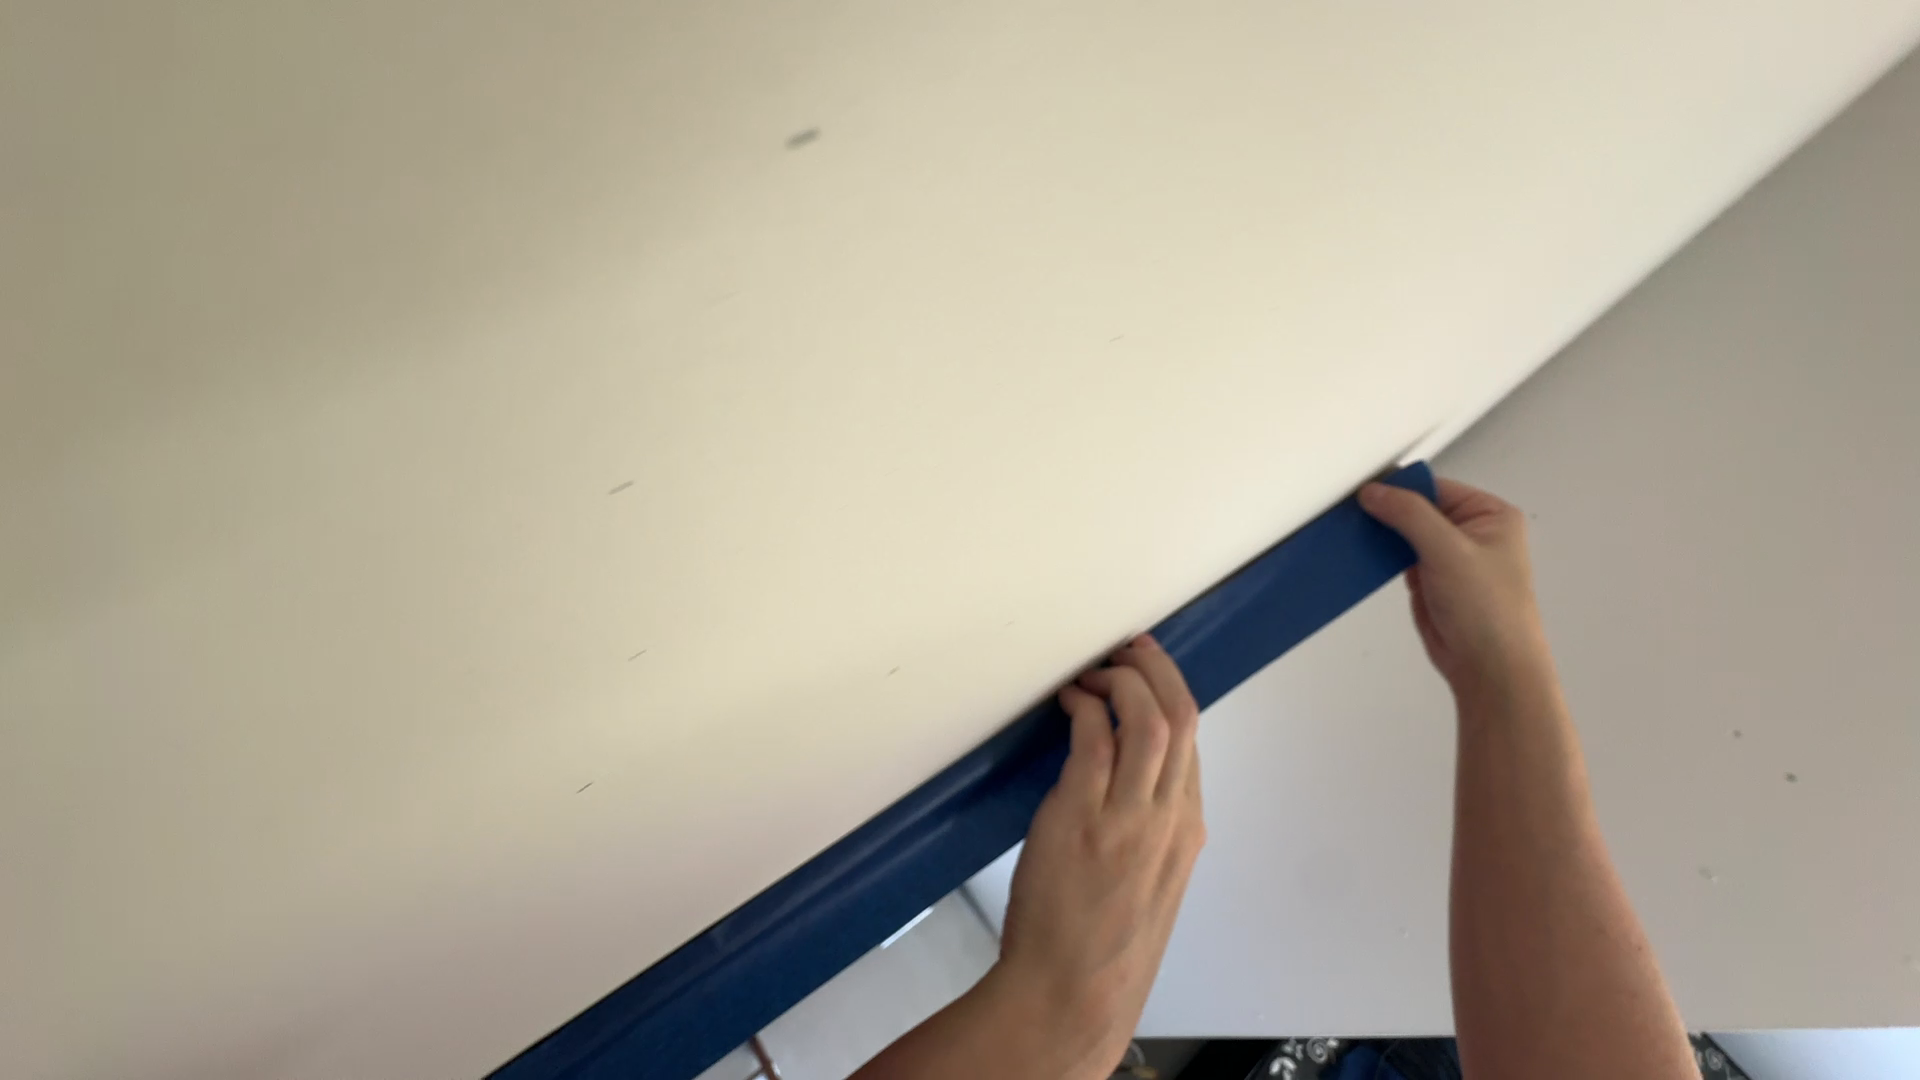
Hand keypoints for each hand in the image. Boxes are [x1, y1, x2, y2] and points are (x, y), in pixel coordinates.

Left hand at [991, 634, 1206, 1078]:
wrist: (1071, 993)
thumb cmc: (1105, 937)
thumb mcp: (1151, 877)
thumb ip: (1149, 820)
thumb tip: (1129, 769)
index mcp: (1187, 828)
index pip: (1193, 737)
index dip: (1169, 690)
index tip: (1145, 668)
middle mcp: (1169, 816)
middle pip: (1181, 715)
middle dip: (1154, 667)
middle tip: (1126, 647)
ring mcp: (1128, 817)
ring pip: (1147, 720)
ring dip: (1121, 680)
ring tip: (1095, 670)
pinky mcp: (1081, 817)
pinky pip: (1092, 741)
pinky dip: (1083, 708)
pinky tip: (1067, 703)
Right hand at [1359, 476, 1552, 697]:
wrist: (1488, 666)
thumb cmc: (1484, 605)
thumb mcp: (1448, 550)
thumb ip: (1409, 515)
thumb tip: (1371, 490)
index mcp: (1489, 515)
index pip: (1435, 488)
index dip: (1399, 488)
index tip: (1359, 491)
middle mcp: (1470, 531)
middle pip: (1416, 509)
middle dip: (1383, 511)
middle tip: (1344, 512)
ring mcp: (1447, 556)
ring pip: (1402, 533)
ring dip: (1377, 534)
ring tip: (1343, 531)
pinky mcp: (1428, 579)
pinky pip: (1396, 557)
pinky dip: (1376, 554)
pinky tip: (1354, 552)